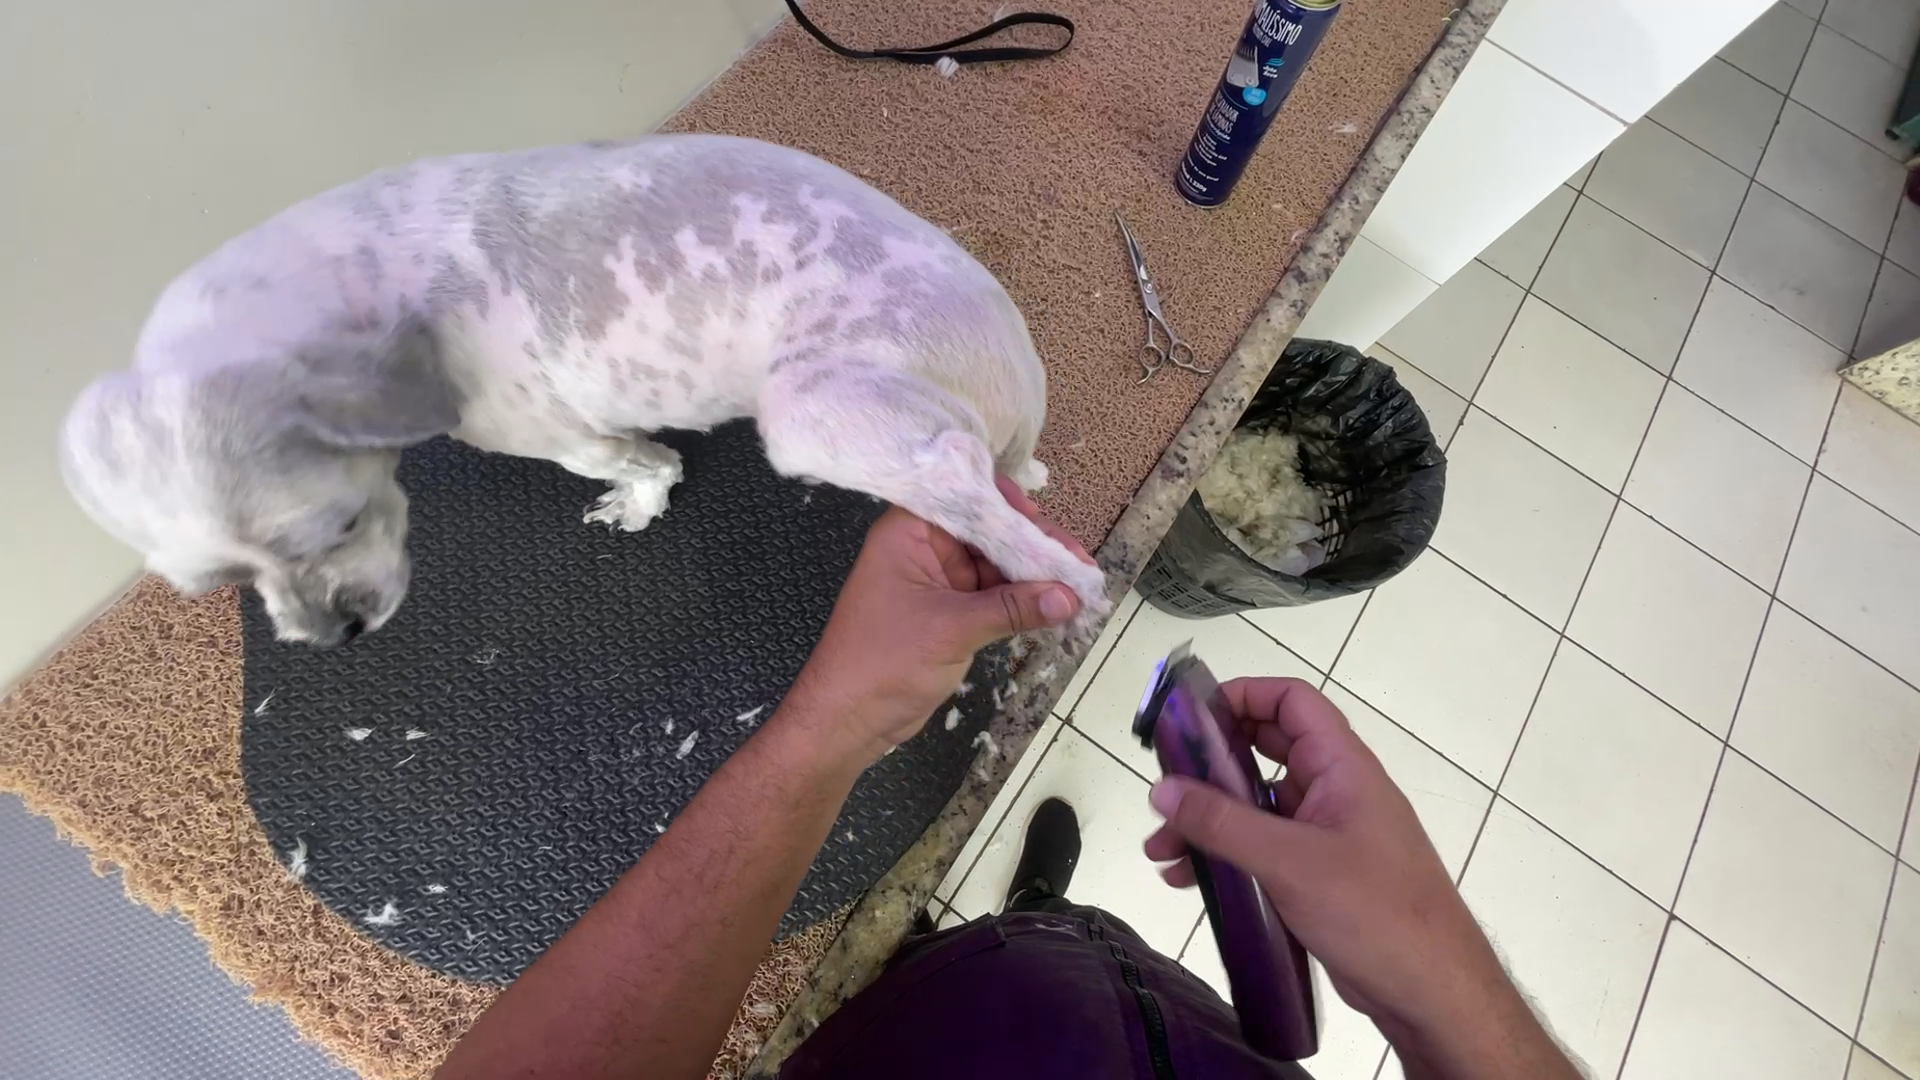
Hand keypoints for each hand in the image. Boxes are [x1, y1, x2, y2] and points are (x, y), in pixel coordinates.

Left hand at [788, 477, 1096, 766]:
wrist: (846, 721)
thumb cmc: (883, 663)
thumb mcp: (951, 629)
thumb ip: (1011, 608)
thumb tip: (1070, 597)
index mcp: (910, 531)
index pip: (966, 498)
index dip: (1010, 507)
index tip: (1047, 528)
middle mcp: (925, 547)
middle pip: (988, 531)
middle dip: (1032, 546)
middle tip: (1078, 564)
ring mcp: (938, 580)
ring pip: (995, 564)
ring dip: (1033, 575)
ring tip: (1079, 586)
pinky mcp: (949, 610)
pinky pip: (992, 594)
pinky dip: (1021, 600)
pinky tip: (1057, 606)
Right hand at [1143, 679, 1571, 1076]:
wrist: (1435, 1001)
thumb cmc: (1374, 912)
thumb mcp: (1289, 861)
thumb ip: (1220, 823)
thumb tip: (1158, 789)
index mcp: (1340, 766)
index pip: (1290, 700)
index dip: (1243, 694)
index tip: (1192, 716)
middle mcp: (1330, 788)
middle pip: (1261, 748)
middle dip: (1208, 762)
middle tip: (1165, 775)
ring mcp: (1320, 831)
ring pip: (1252, 803)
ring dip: (1205, 817)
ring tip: (1160, 846)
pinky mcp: (1311, 871)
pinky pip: (1256, 845)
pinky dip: (1220, 853)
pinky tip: (1184, 878)